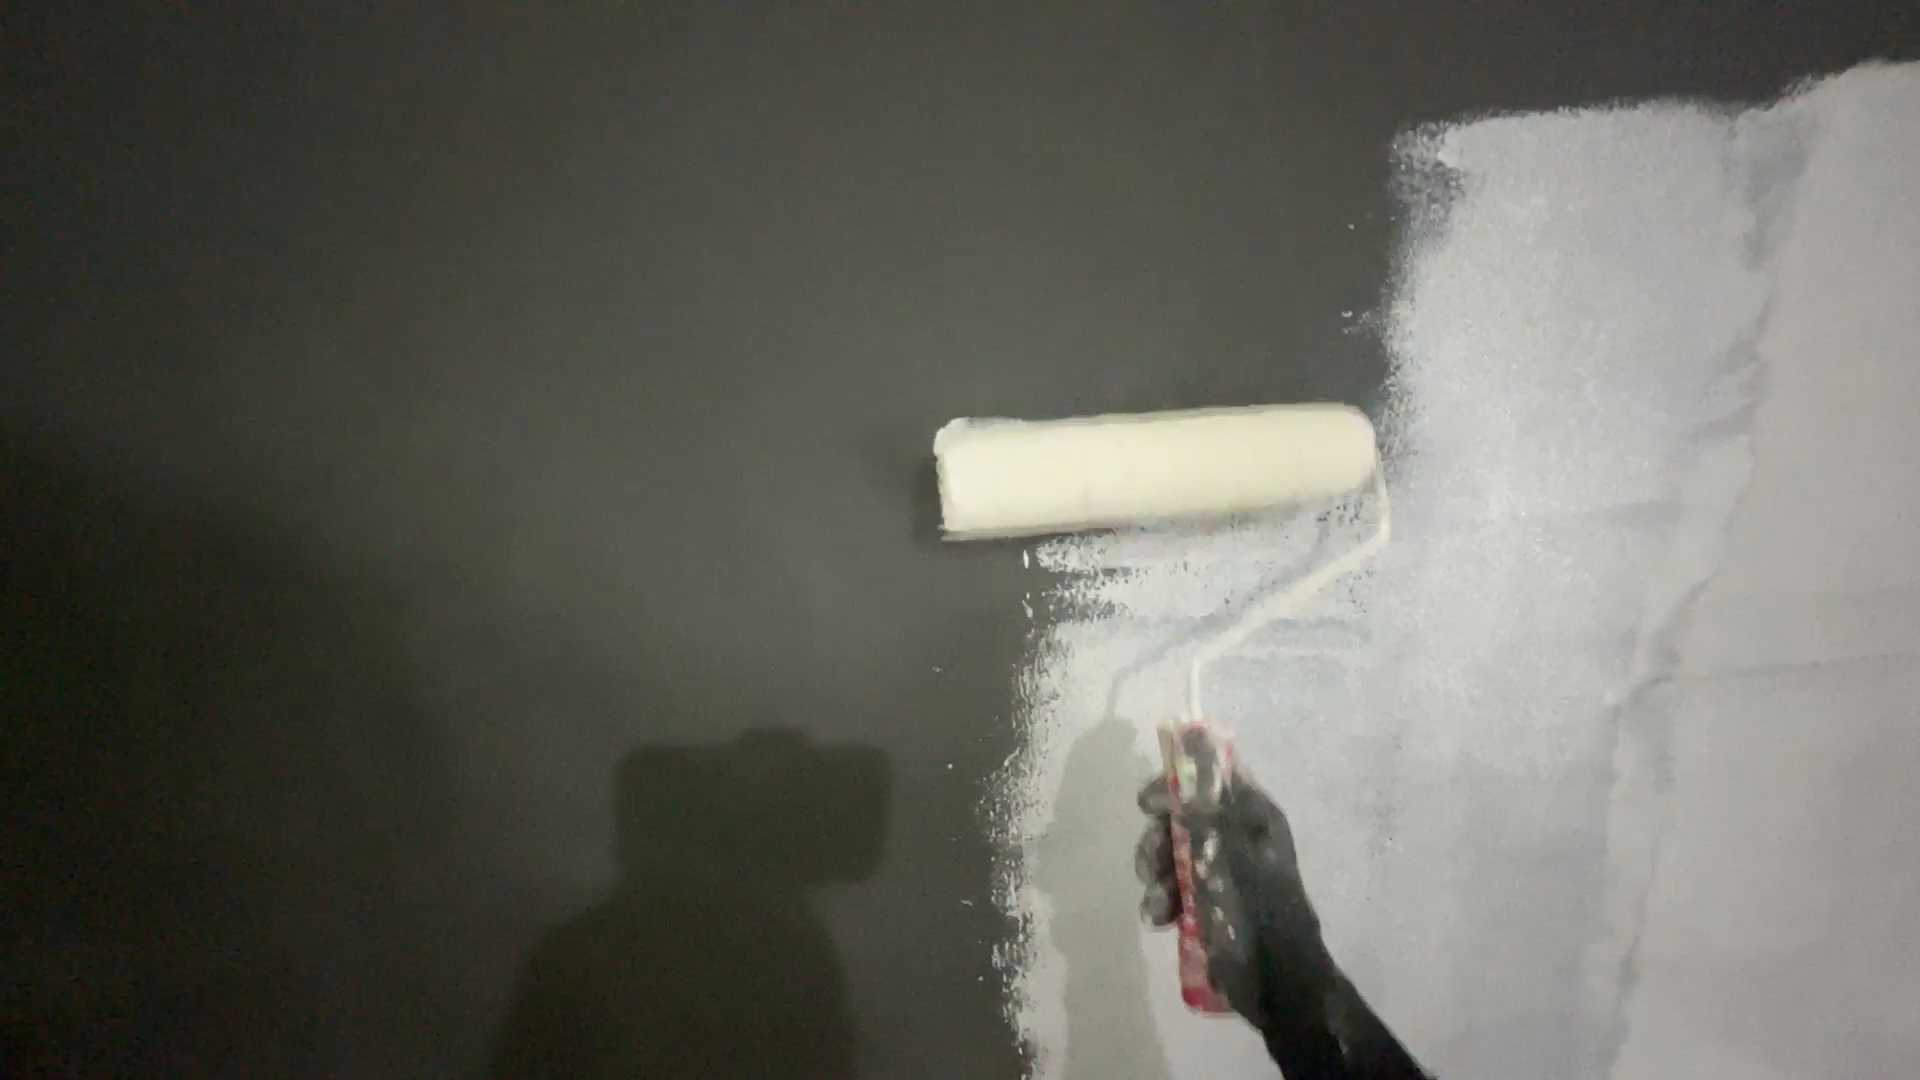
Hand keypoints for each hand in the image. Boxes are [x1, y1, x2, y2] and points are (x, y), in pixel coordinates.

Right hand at [1135, 767, 1342, 1051]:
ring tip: (1156, 902)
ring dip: (1156, 872)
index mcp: (1252, 815)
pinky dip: (1161, 897)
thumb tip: (1192, 736)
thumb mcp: (1226, 852)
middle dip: (1157, 838)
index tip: (1149, 804)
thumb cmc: (1256, 914)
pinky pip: (1173, 882)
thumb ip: (1203, 798)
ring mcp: (1222, 866)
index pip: (1209, 774)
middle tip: (1150, 864)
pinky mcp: (1209, 896)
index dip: (1174, 781)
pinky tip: (1157, 917)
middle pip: (1181, 813)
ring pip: (1171, 849)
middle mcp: (1236, 833)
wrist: (1277, 989)